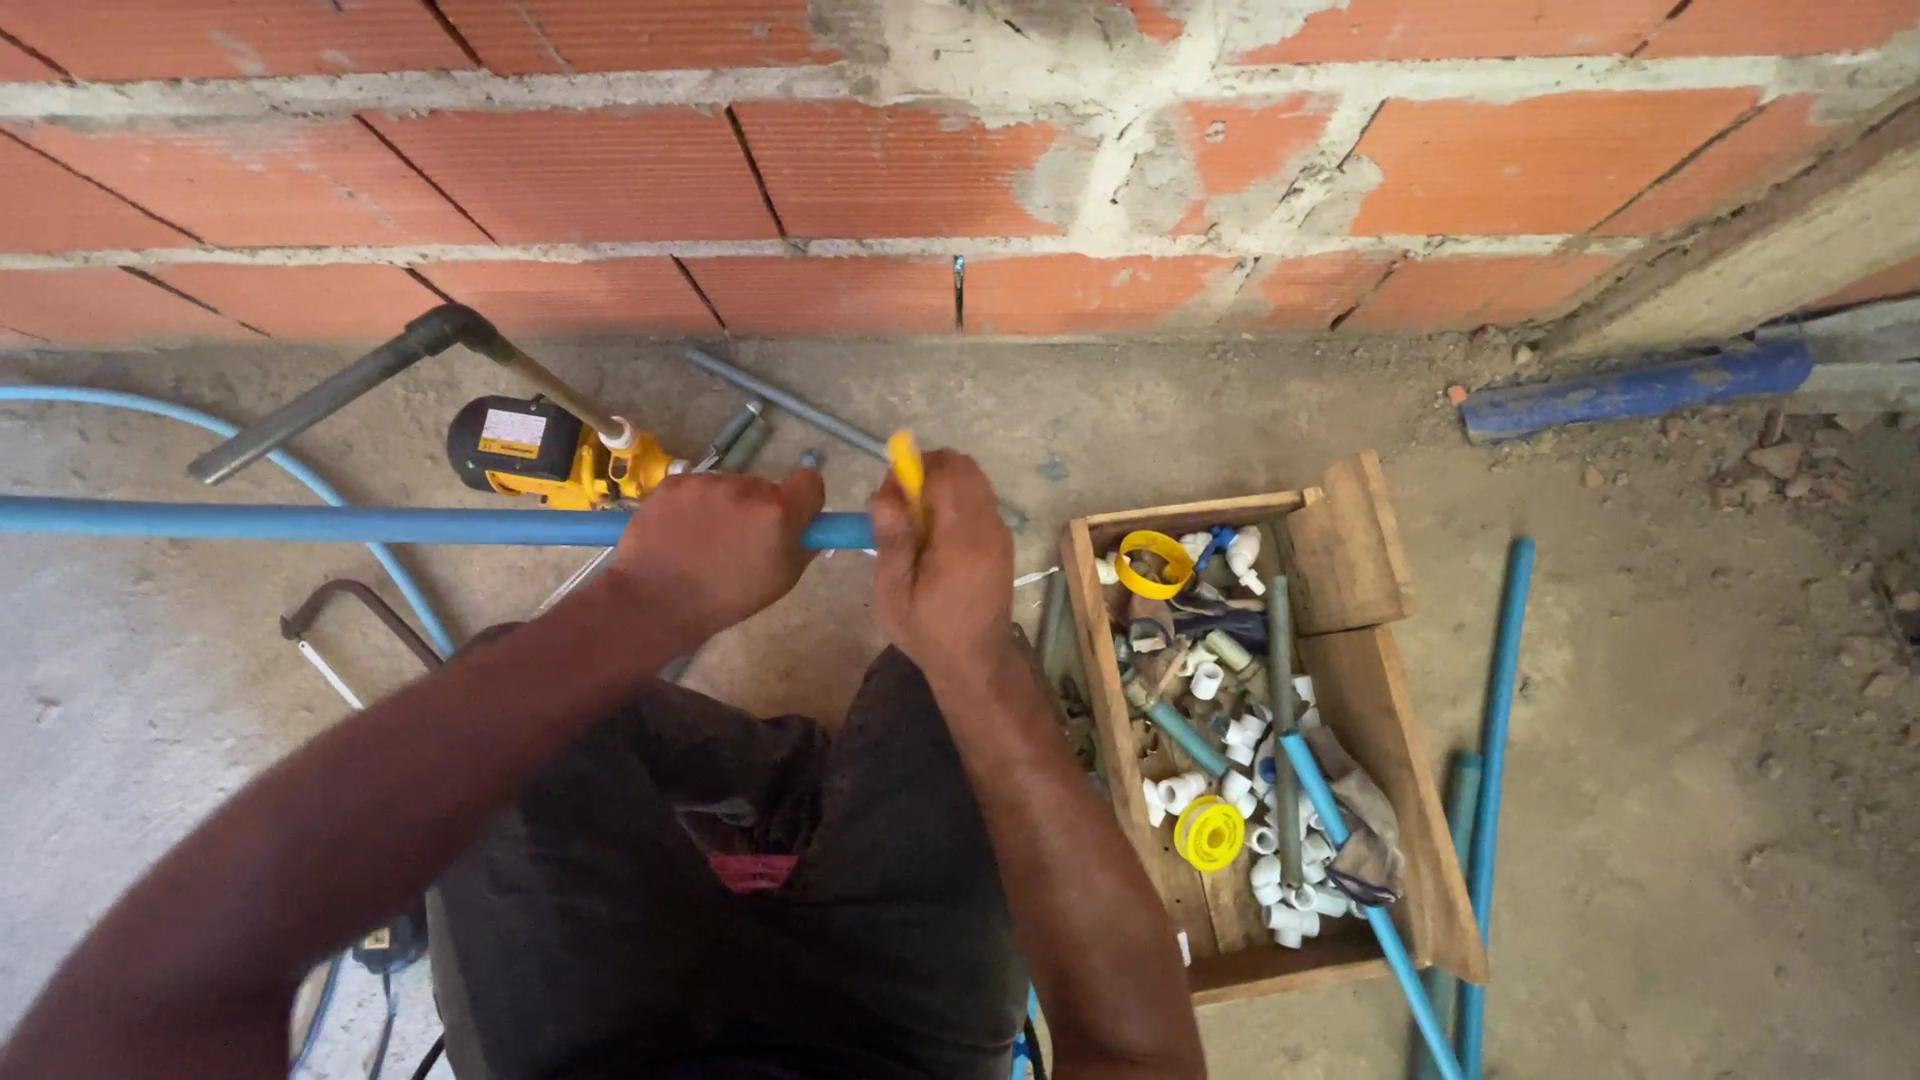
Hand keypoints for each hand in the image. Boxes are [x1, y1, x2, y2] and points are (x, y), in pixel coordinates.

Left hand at [602, 468, 824, 643]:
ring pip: (730, 487)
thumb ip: (803, 545)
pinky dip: (695, 505)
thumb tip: (808, 526)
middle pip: (766, 487)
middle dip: (760, 508)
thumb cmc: (726, 599)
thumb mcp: (782, 580)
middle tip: (741, 541)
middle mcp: (745, 486)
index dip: (805, 500)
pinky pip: (698, 487)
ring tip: (704, 541)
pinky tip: (682, 532)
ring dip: (727, 506)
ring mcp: (706, 482)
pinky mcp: (674, 482)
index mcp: (778, 511)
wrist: (655, 601)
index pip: (810, 482)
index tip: (794, 518)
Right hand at [869, 450, 1014, 685]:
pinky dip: (955, 500)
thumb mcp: (895, 594)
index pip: (946, 474)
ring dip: (941, 484)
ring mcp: (1001, 532)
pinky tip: (936, 534)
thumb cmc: (928, 632)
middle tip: (900, 503)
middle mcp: (990, 528)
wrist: (976, 662)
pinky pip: (980, 499)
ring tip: (916, 520)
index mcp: (963, 540)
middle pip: (964, 467)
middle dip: (927, 470)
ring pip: (974, 479)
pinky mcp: (1003, 540)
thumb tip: (884, 494)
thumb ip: (892, 541)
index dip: (912, 472)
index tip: (888, 496)